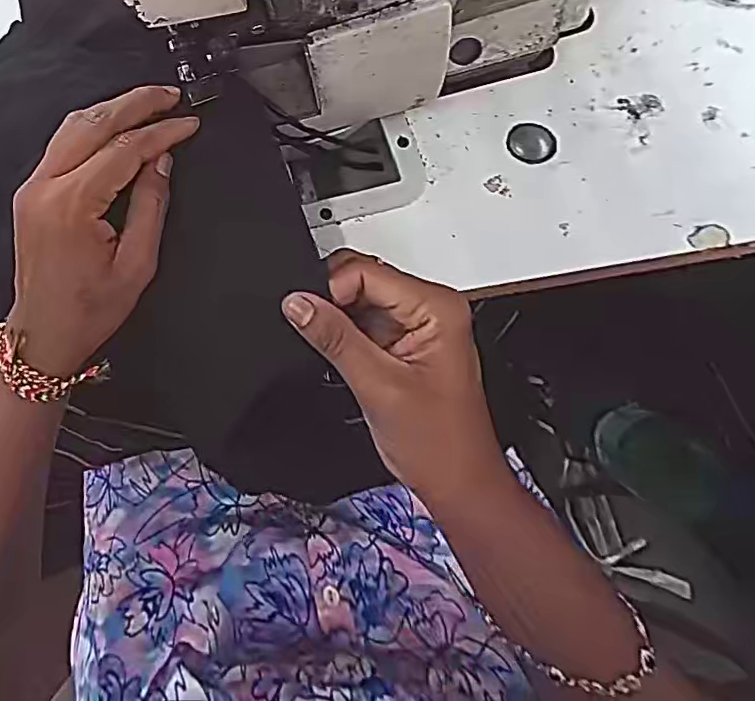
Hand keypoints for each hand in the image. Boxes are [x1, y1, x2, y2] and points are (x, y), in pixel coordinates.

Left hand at [9, 85, 199, 377]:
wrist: (44, 333)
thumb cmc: (86, 309)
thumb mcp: (137, 263)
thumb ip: (151, 204)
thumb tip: (161, 161)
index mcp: (71, 206)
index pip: (124, 149)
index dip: (161, 132)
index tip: (186, 125)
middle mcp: (45, 189)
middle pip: (93, 123)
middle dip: (136, 103)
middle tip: (169, 96)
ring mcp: (33, 188)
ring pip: (73, 126)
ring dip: (113, 108)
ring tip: (149, 103)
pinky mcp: (32, 192)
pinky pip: (64, 143)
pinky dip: (95, 126)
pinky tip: (117, 124)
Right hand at [282, 251, 507, 503]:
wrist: (456, 483)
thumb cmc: (440, 443)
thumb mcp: (377, 386)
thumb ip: (333, 338)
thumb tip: (298, 304)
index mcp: (437, 307)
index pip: (367, 271)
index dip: (331, 290)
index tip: (309, 313)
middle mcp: (431, 306)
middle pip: (362, 277)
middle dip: (333, 301)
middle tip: (321, 334)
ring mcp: (417, 322)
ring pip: (359, 297)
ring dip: (340, 320)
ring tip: (344, 358)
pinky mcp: (404, 338)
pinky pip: (363, 319)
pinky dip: (347, 334)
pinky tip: (349, 360)